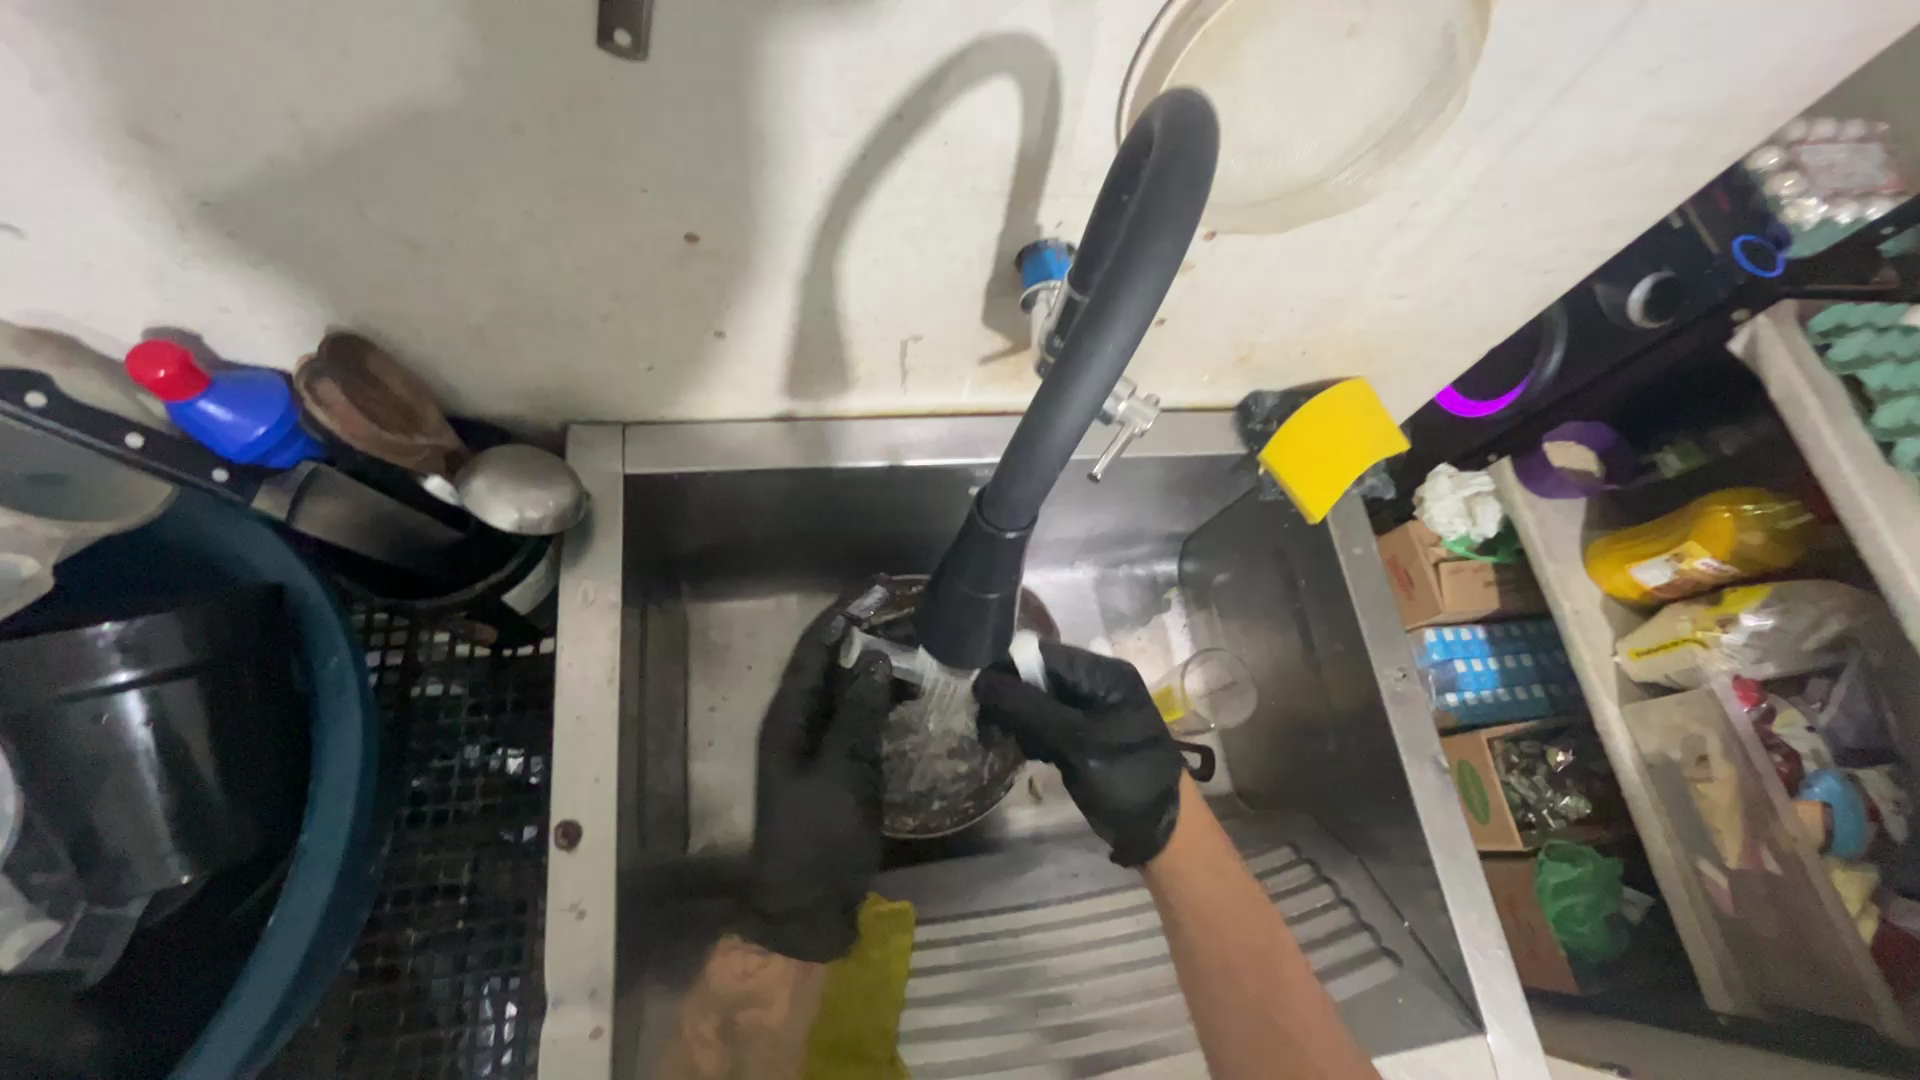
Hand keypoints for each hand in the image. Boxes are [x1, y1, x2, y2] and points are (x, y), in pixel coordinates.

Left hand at [739, 594, 894, 963]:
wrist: (808, 905)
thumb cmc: (820, 838)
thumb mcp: (842, 773)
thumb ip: (857, 713)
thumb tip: (874, 656)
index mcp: (787, 718)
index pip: (814, 648)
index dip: (843, 613)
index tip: (880, 588)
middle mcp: (798, 722)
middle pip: (830, 664)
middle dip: (866, 635)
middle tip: (911, 616)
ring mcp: (816, 744)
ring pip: (847, 689)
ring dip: (878, 668)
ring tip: (921, 650)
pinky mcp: (836, 763)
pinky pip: (859, 717)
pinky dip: (882, 701)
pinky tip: (913, 697)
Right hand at [973, 642, 1183, 866]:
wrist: (1160, 832)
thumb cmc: (1125, 780)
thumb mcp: (1077, 742)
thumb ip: (1030, 708)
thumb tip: (982, 681)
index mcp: (1103, 673)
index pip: (1043, 654)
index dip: (1008, 670)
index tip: (981, 699)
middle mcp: (1096, 683)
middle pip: (1038, 676)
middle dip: (1012, 700)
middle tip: (991, 730)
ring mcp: (1090, 710)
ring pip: (1037, 701)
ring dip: (1020, 721)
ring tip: (1018, 747)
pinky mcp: (1082, 734)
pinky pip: (1046, 722)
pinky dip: (1033, 736)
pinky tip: (1034, 756)